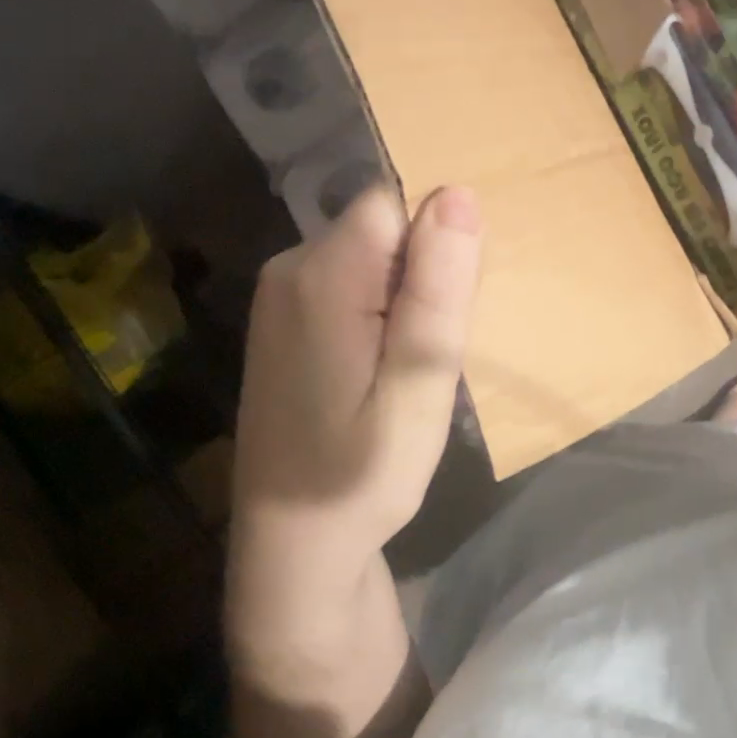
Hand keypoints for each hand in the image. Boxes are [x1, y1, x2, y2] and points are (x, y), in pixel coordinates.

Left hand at [233, 186, 482, 562]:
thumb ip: (437, 292)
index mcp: (322, 276)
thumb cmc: (362, 476)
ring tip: (402, 378)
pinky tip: (376, 380)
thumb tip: (457, 192)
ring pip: (370, 262)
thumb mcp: (418, 387)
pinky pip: (349, 289)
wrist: (291, 544)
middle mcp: (290, 268)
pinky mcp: (283, 324)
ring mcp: (280, 297)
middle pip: (383, 231)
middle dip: (422, 281)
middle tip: (425, 364)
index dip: (434, 252)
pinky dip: (377, 321)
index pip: (396, 204)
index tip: (442, 321)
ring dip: (403, 307)